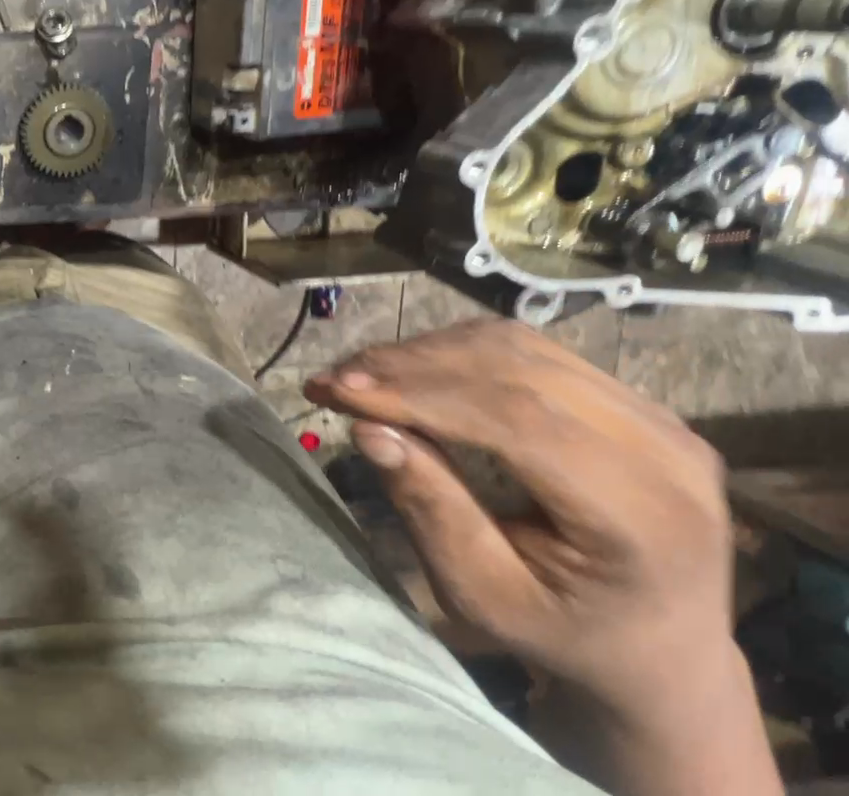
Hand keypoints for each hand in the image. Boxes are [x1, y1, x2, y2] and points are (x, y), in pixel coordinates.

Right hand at [304, 320, 733, 716]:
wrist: (657, 648)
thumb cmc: (561, 634)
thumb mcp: (483, 596)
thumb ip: (432, 512)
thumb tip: (368, 430)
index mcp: (643, 514)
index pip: (516, 419)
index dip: (417, 394)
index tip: (334, 391)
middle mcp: (666, 449)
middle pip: (516, 369)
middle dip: (408, 366)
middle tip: (330, 381)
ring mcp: (658, 417)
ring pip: (519, 348)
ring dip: (425, 353)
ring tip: (359, 377)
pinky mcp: (634, 402)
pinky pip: (532, 353)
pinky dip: (455, 354)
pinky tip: (408, 375)